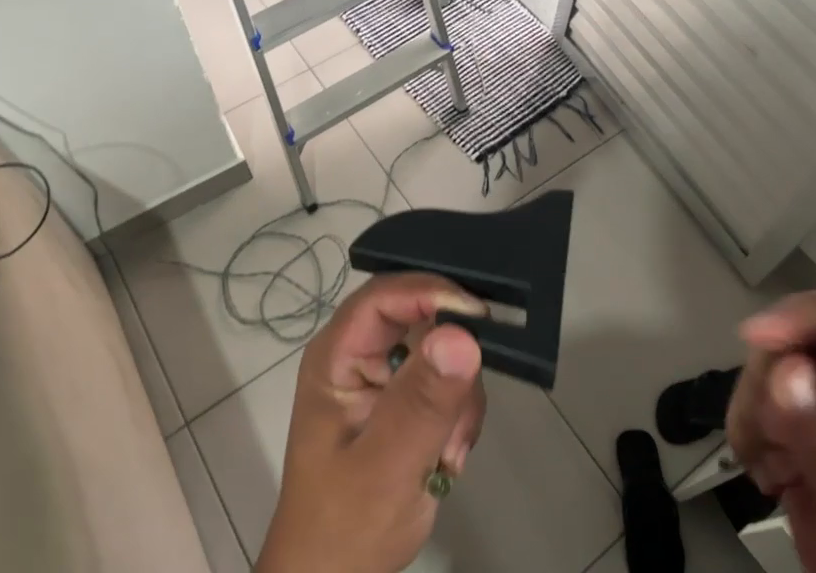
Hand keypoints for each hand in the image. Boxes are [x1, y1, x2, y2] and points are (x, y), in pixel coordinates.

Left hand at [255, 273, 488, 572]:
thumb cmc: (347, 522)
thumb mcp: (388, 464)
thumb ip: (424, 401)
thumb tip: (463, 334)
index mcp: (336, 356)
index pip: (384, 296)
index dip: (431, 293)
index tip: (479, 319)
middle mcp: (357, 356)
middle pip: (418, 320)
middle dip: (450, 362)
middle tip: (462, 409)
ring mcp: (380, 380)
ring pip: (440, 354)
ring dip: (456, 399)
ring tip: (447, 452)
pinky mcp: (401, 404)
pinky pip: (445, 386)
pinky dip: (457, 418)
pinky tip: (446, 457)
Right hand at [727, 291, 815, 572]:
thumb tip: (782, 369)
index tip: (758, 336)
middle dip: (774, 377)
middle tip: (761, 437)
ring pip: (780, 371)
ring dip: (757, 411)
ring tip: (768, 470)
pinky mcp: (814, 447)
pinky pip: (765, 409)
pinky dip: (752, 434)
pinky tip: (769, 479)